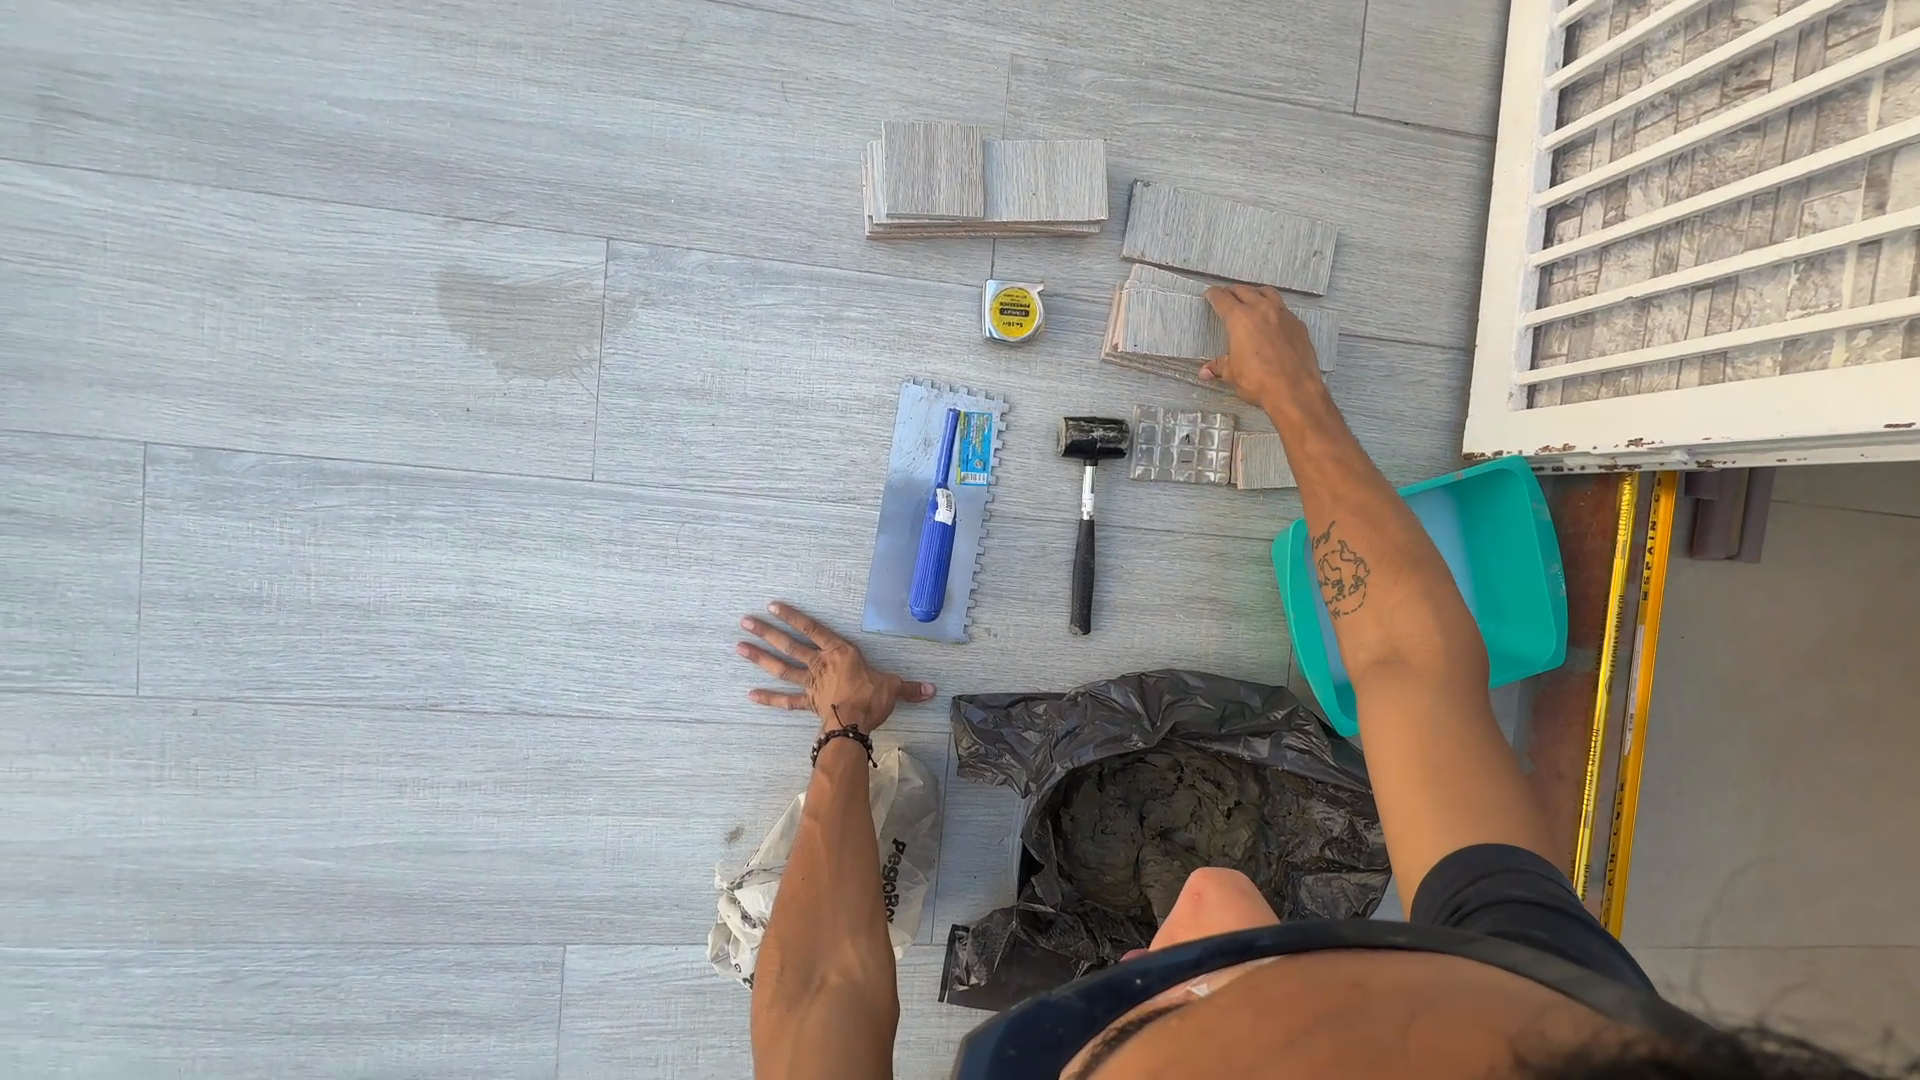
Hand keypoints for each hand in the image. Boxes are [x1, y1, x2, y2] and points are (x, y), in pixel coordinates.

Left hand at [735, 601, 934, 732]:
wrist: (854, 724)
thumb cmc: (871, 699)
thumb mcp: (893, 687)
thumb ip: (909, 687)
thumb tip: (933, 690)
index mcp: (840, 652)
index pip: (813, 629)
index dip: (793, 616)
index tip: (772, 605)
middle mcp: (820, 664)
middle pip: (789, 645)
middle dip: (766, 632)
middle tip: (744, 621)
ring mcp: (809, 683)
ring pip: (780, 667)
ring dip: (759, 657)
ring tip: (739, 646)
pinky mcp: (806, 703)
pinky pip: (784, 700)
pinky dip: (768, 698)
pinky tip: (750, 694)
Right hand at [1199, 284, 1319, 410]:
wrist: (1293, 389)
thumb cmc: (1260, 380)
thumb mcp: (1232, 374)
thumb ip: (1219, 367)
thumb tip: (1206, 371)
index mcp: (1240, 319)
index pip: (1223, 299)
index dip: (1214, 295)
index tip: (1211, 294)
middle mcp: (1262, 311)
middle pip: (1245, 291)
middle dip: (1233, 291)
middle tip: (1227, 295)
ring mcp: (1283, 315)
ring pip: (1267, 293)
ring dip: (1256, 292)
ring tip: (1251, 298)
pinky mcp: (1298, 325)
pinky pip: (1284, 308)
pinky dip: (1274, 308)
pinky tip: (1272, 318)